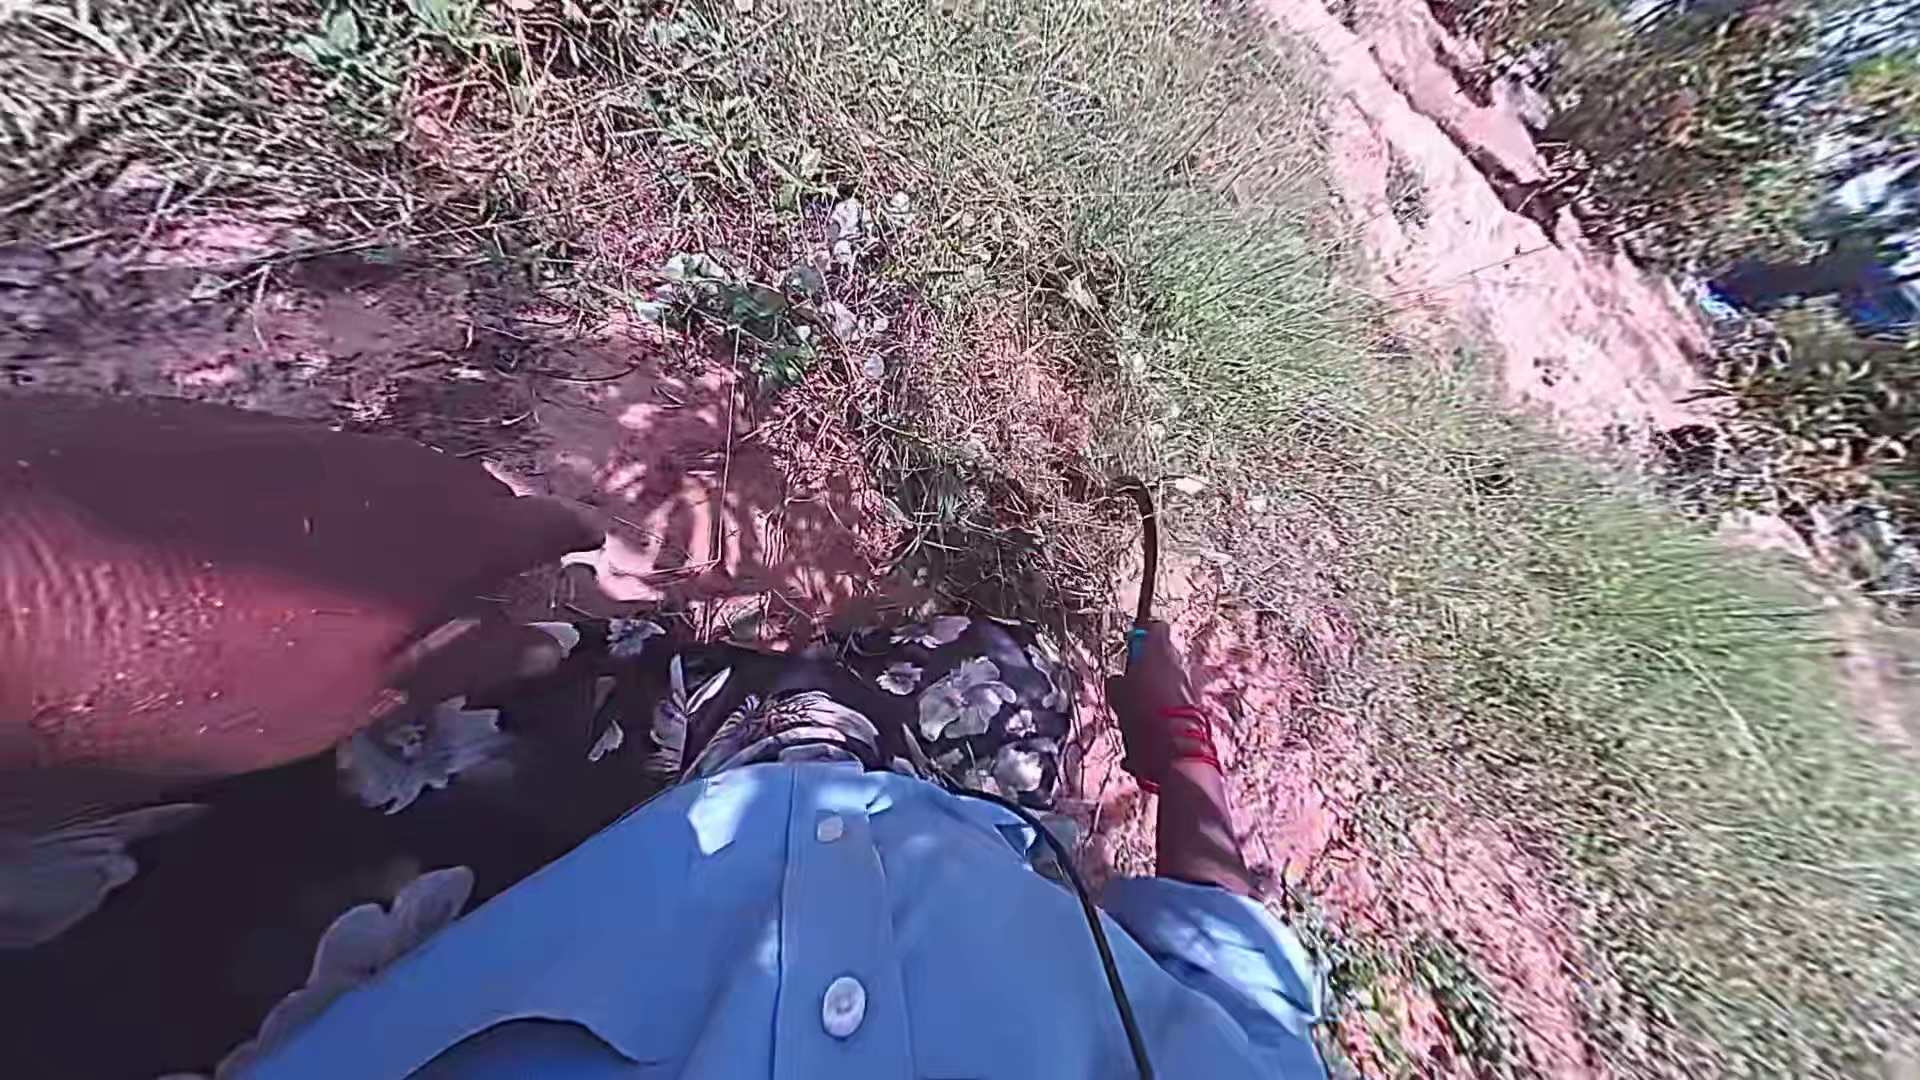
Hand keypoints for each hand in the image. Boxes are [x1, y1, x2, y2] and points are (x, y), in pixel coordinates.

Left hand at [0, 394, 601, 820]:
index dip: (575, 538)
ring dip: (417, 507)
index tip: (586, 549)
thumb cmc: (191, 665)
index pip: (549, 525)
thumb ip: (466, 661)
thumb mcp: (348, 697)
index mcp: (452, 538)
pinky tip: (280, 524)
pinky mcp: (225, 420)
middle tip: (479, 570)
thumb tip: (555, 643)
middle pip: (483, 492)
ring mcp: (316, 438)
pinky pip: (321, 454)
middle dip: (497, 527)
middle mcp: (403, 473)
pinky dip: (335, 488)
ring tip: (383, 551)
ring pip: (404, 469)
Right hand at [1105, 620, 1209, 785]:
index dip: (1144, 635)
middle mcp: (1180, 662)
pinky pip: (1179, 701)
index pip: (1155, 626)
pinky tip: (1153, 726)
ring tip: (1142, 710)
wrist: (1173, 747)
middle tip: (1133, 684)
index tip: (1133, 647)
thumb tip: (1118, 680)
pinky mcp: (1200, 705)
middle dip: (1150, 667)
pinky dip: (1169, 709)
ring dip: (1160, 689)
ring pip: (1172, 679)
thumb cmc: (1141, 713)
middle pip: (1164, 655)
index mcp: (1158, 650)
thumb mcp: (1116, 693)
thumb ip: (1117, 681)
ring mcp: (1193, 683)